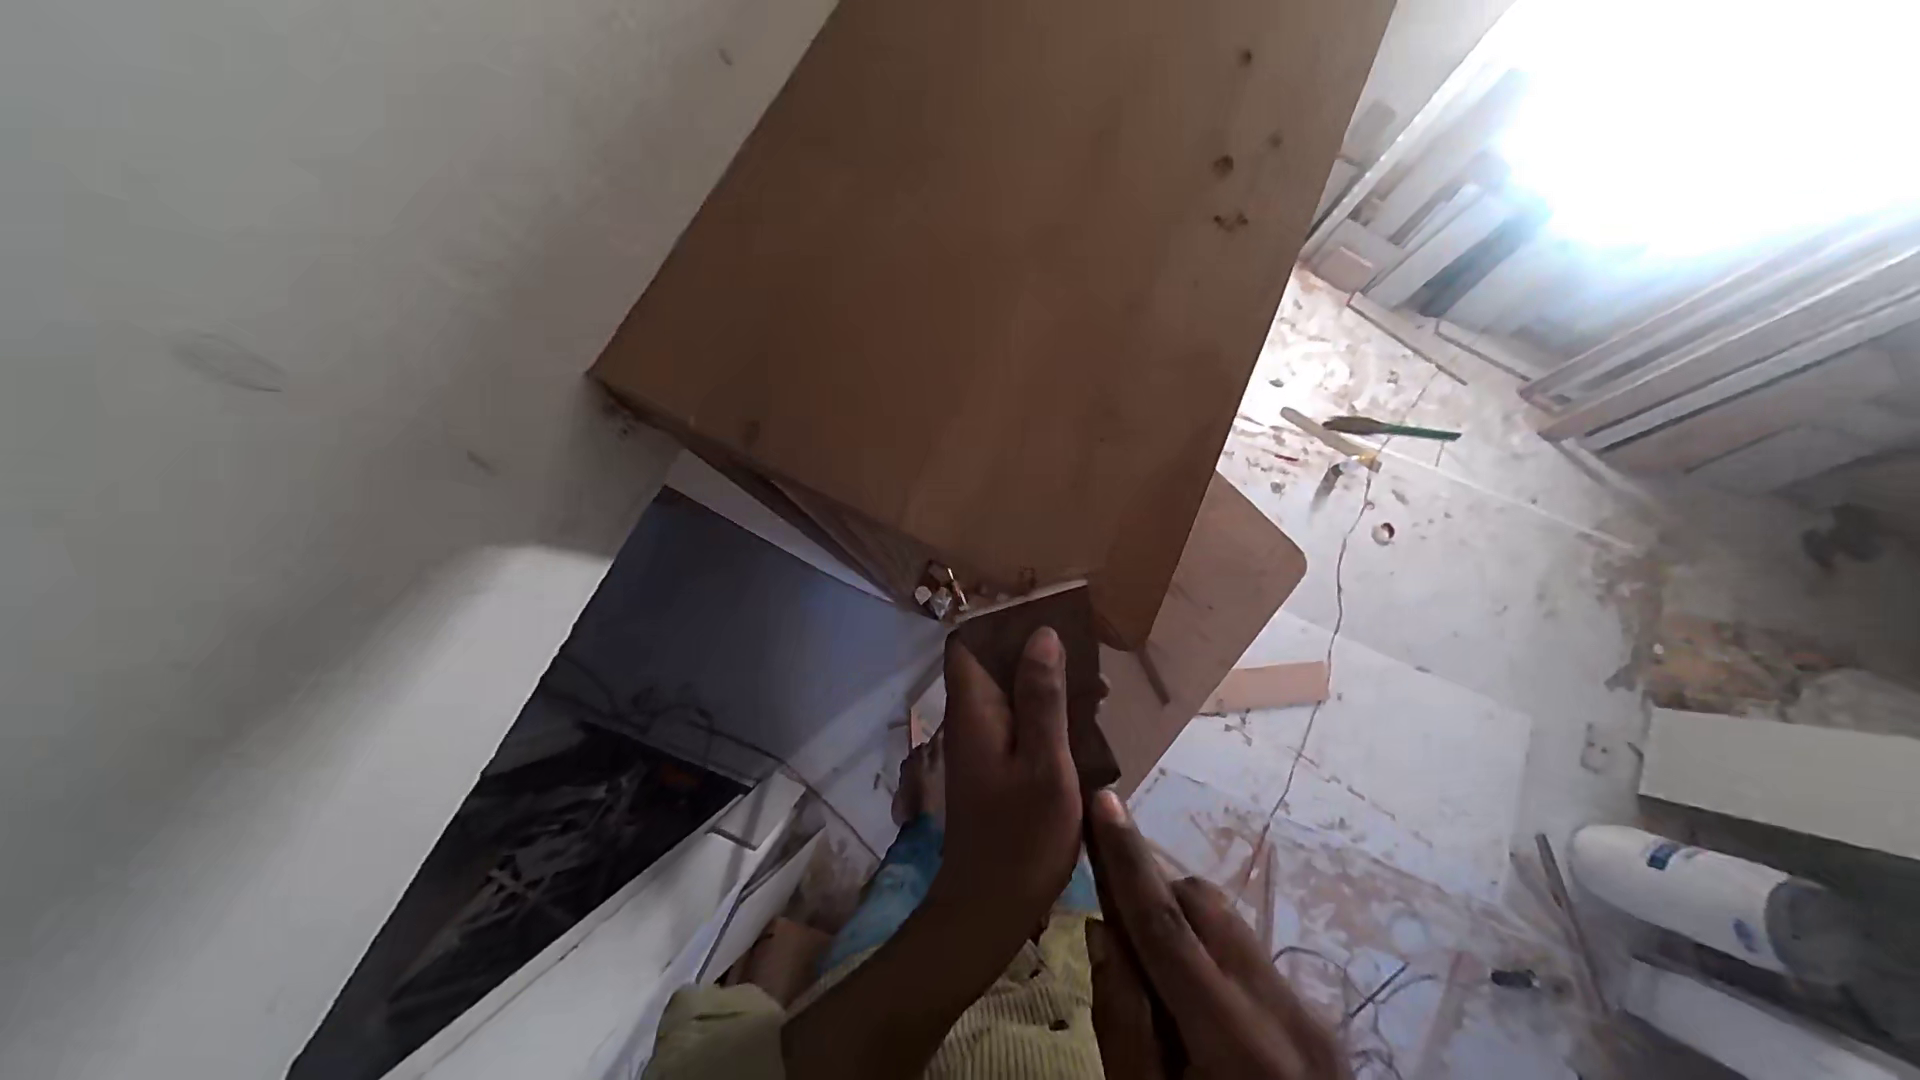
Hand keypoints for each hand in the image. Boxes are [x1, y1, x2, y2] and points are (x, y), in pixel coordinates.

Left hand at [930, 627, 1084, 946]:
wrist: (991, 906)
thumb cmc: (1021, 836)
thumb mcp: (1044, 763)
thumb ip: (1043, 699)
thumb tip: (1042, 635)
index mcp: (974, 710)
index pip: (966, 644)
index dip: (997, 622)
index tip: (1042, 613)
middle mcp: (970, 718)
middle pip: (990, 663)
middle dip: (1034, 650)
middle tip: (1084, 652)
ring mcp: (980, 742)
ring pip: (1008, 692)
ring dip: (1046, 682)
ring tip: (1097, 688)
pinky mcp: (994, 764)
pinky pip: (1017, 720)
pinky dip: (1046, 713)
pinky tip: (1082, 726)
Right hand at [1086, 790, 1344, 1079]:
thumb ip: (1122, 1017)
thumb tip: (1103, 926)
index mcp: (1236, 1045)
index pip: (1168, 926)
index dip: (1128, 860)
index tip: (1103, 801)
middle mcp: (1284, 1013)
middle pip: (1204, 906)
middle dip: (1153, 894)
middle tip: (1117, 928)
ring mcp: (1310, 1014)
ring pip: (1228, 922)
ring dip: (1181, 922)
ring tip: (1156, 976)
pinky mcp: (1318, 1019)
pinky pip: (1249, 952)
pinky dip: (1209, 952)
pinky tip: (1195, 1002)